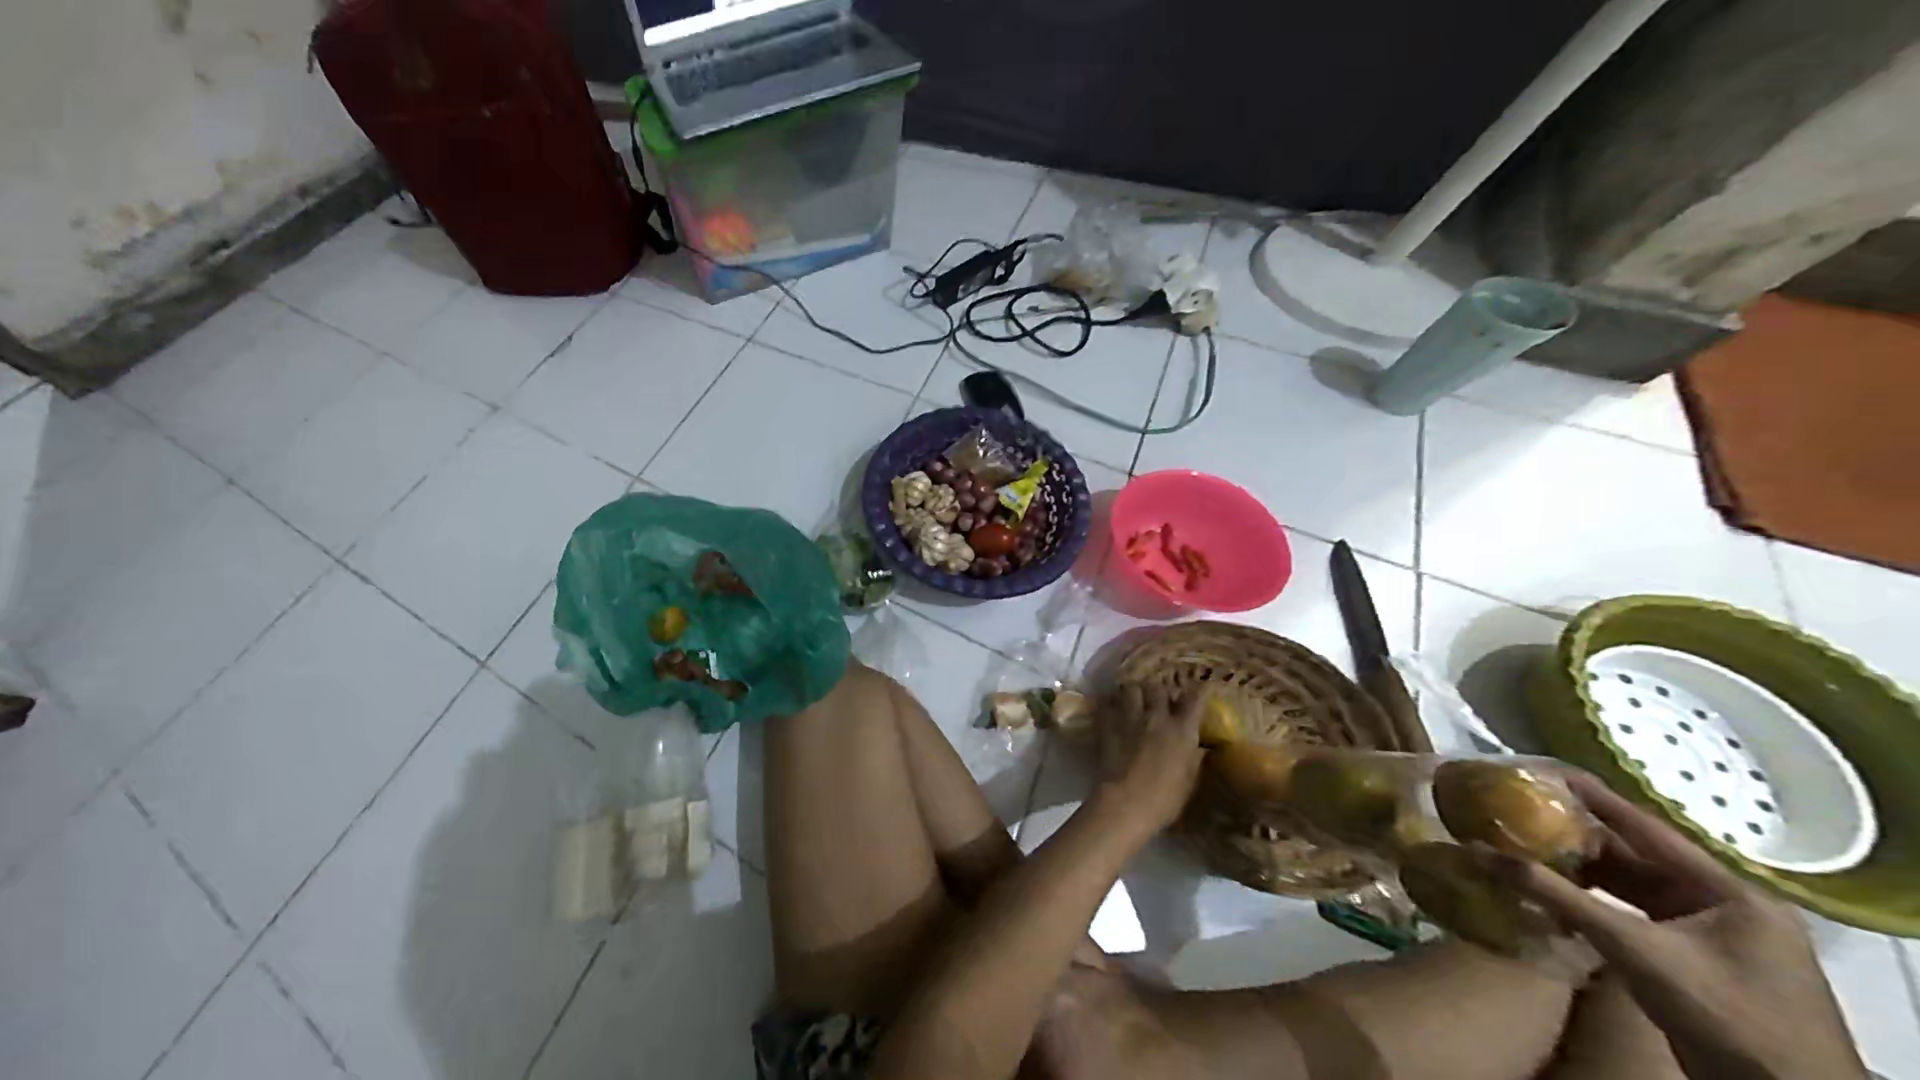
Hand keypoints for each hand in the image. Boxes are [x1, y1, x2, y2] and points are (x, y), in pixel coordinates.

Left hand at [1099, 684, 1206, 835]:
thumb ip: (1194, 758)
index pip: (1195, 698)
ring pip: (1131, 688)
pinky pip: (1108, 701)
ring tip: (1133, 699)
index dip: (1201, 689)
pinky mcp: (1108, 723)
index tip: (1203, 686)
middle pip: (1158, 687)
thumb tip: (1199, 747)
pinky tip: (1112, 708)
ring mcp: (1130, 717)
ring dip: (1134, 692)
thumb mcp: (1189, 780)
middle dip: (1159, 690)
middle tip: (1158, 698)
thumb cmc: (1164, 799)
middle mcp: (1157, 716)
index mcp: (1182, 730)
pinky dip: (1111, 702)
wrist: (1126, 802)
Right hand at [1487, 772, 1866, 1079]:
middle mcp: (1723, 903)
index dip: (1592, 796)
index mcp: (1728, 889)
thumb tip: (1481, 854)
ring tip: (1526, 846)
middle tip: (1520, 812)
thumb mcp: (1636, 950)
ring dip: (1582, 871)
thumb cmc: (1723, 1011)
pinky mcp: (1695, 960)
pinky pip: (1635, 915)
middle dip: (1577, 837)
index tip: (1544, 770)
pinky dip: (1594, 903)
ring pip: (1633, 887)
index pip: (1646, 826)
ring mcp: (1711, 934)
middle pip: (1637, 857)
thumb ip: (1559, 898)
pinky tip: (1555, 893)